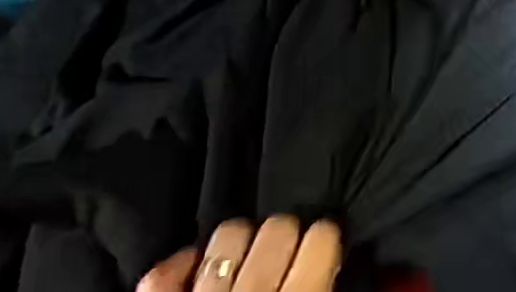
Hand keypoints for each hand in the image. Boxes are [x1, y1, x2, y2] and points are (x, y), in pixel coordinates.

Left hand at [138, 216, 340, 291]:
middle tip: (284, 256)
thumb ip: (334, 286)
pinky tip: (193, 268)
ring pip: (227, 237)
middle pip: (278, 228)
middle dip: (284, 237)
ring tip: (243, 261)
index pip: (322, 237)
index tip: (321, 246)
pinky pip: (159, 277)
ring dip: (238, 246)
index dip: (324, 238)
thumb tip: (356, 264)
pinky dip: (177, 267)